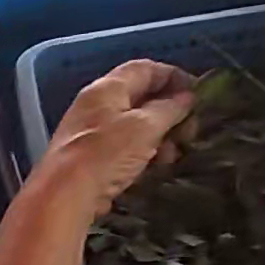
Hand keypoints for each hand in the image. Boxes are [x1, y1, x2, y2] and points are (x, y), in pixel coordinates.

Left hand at [38, 59, 195, 216]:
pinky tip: (155, 166)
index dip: (175, 78)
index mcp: (104, 90)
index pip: (145, 69)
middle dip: (171, 113)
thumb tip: (185, 98)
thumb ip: (169, 108)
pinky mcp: (90, 157)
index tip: (200, 97)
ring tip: (171, 155)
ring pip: (136, 126)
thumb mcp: (145, 126)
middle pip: (142, 99)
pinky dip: (144, 153)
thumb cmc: (104, 154)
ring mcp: (90, 132)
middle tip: (189, 132)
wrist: (64, 195)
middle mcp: (94, 106)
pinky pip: (125, 147)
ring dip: (161, 137)